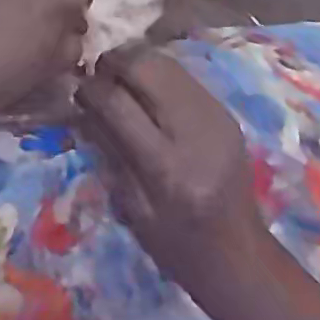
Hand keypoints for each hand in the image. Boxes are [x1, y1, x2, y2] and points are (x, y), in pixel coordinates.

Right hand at [76, 47, 261, 281]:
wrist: (241, 258)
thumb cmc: (176, 241)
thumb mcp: (129, 202)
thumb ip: (106, 144)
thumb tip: (81, 95)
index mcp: (168, 168)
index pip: (117, 102)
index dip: (90, 88)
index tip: (77, 89)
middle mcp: (197, 134)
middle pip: (145, 66)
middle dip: (112, 63)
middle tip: (98, 77)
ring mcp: (217, 118)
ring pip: (163, 61)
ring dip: (134, 62)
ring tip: (120, 79)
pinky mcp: (225, 112)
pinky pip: (180, 74)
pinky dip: (155, 73)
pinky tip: (146, 90)